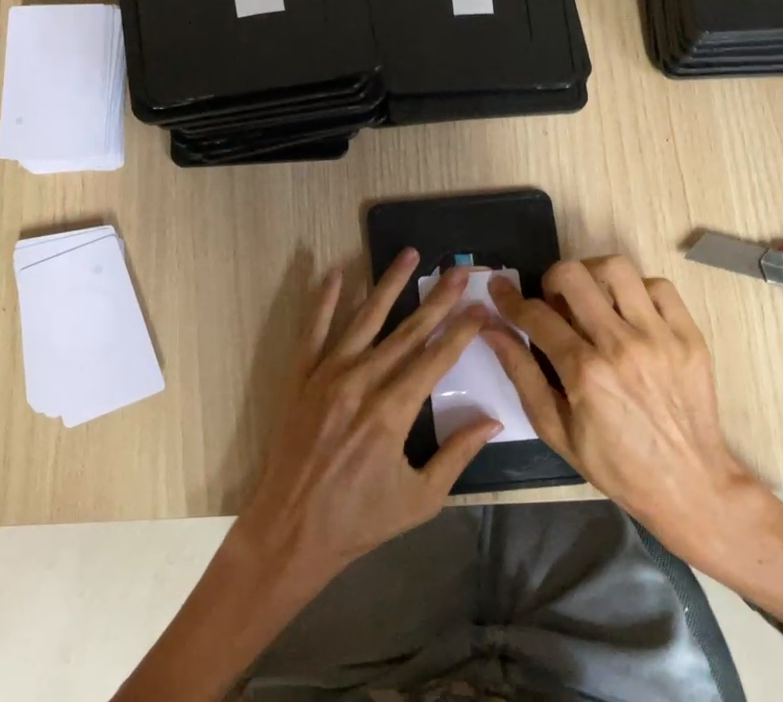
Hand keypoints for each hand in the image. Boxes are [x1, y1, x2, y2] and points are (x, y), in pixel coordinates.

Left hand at [233, 250, 501, 585]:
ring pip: (362, 320)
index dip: (462, 330)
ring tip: (408, 253)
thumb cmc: (359, 521)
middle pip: (406, 331)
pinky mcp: (299, 380)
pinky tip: (334, 272)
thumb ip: (457, 455)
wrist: (289, 530)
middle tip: (459, 269)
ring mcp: (325, 377)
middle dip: (436, 298)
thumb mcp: (420, 498)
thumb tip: (493, 420)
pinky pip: (312, 331)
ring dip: (387, 284)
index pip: (435, 358)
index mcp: (392, 413)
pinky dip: (322, 300)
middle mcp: (359, 384)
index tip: (482, 308)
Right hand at [483, 256, 762, 567]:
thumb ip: (521, 373)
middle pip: (572, 276)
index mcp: (584, 371)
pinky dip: (635, 289)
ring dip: (592, 275)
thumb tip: (491, 329)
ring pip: (616, 269)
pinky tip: (627, 311)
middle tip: (551, 300)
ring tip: (589, 297)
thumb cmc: (614, 463)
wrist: (689, 484)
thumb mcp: (554, 428)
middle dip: (549, 280)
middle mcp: (621, 344)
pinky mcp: (690, 336)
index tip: (500, 290)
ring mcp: (660, 336)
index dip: (509, 299)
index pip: (535, 314)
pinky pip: (658, 286)